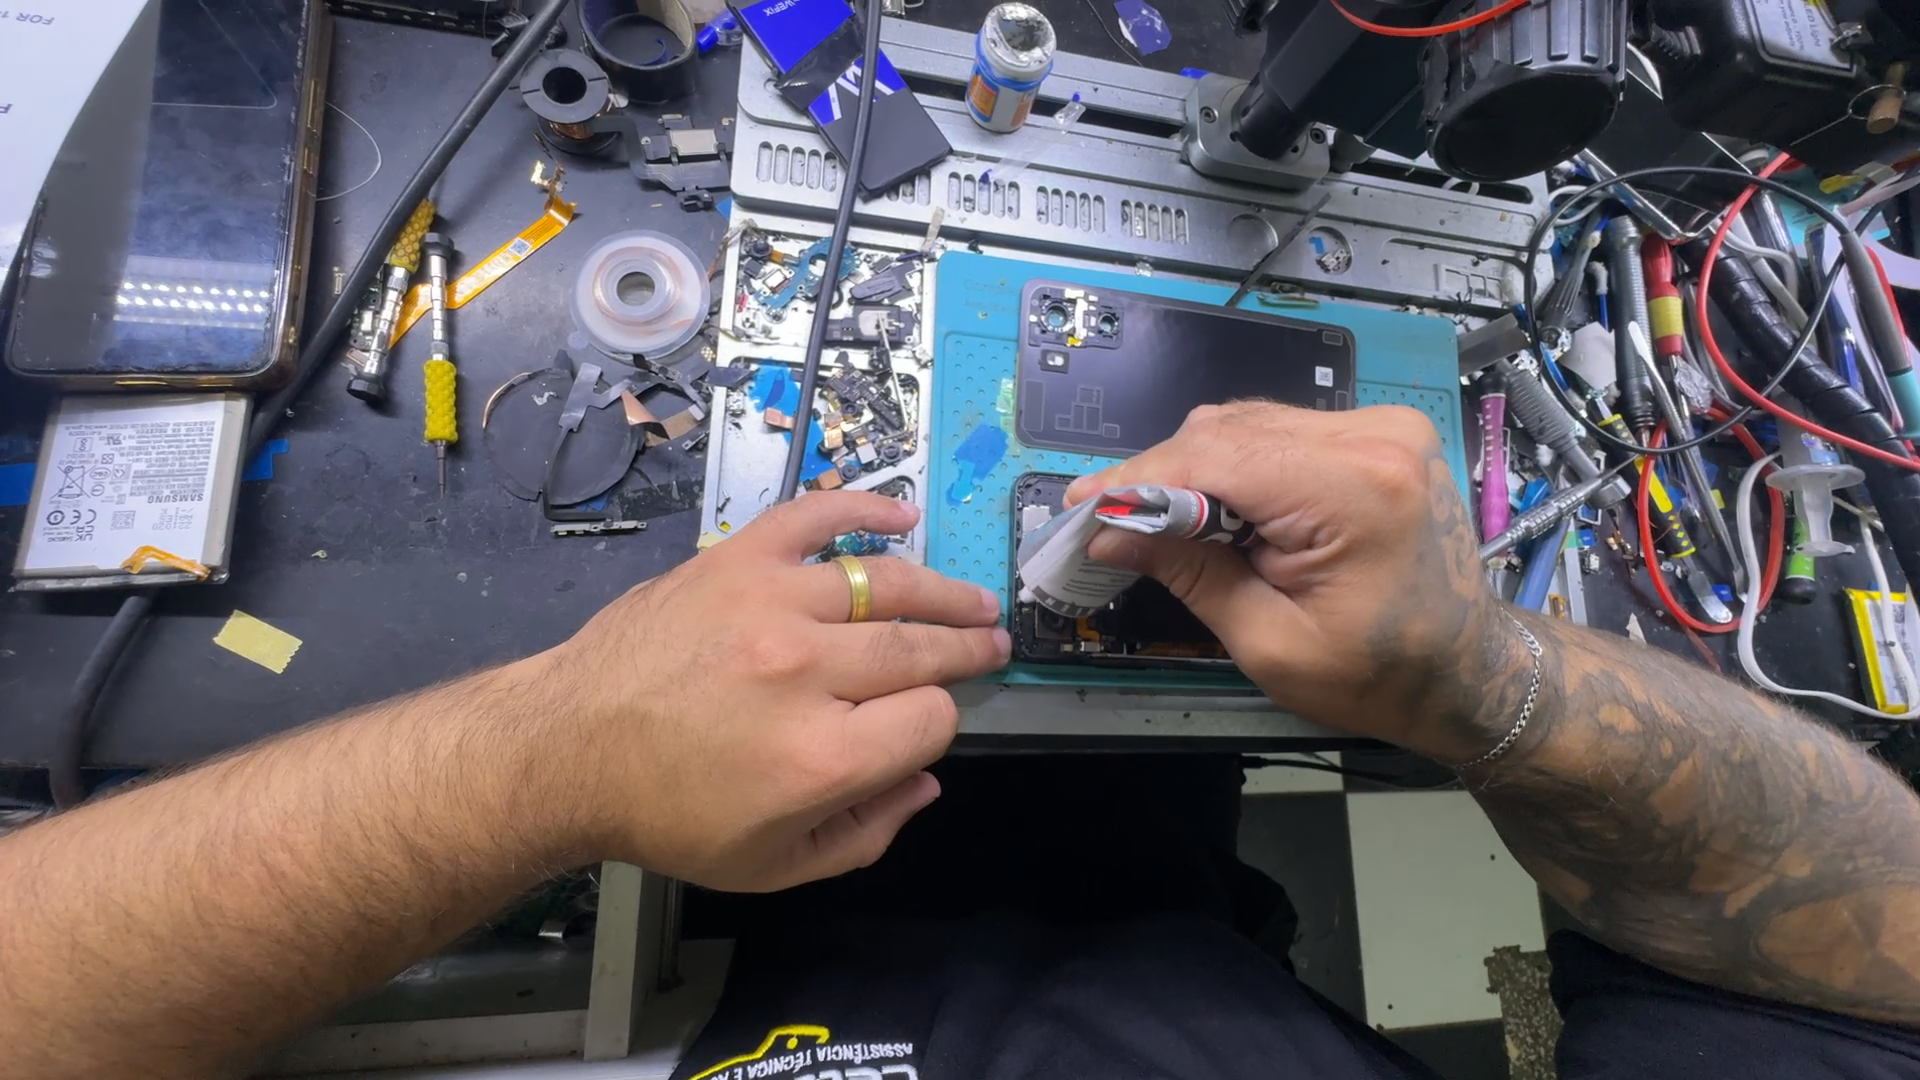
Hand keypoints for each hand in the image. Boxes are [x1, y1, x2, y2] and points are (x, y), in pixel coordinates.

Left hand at [542, 492, 1008, 891]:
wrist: (568, 746)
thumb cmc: (670, 814)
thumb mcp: (773, 867)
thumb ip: (867, 834)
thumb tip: (929, 778)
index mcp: (820, 758)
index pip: (930, 720)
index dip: (941, 721)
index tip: (925, 720)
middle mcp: (805, 673)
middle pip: (920, 648)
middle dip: (968, 647)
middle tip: (993, 643)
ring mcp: (771, 604)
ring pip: (888, 584)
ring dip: (944, 592)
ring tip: (975, 600)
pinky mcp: (738, 560)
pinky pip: (816, 517)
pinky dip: (866, 509)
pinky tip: (905, 516)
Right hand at [1066, 403, 1508, 762]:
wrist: (1468, 669)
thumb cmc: (1373, 675)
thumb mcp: (1267, 642)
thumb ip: (1187, 574)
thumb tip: (1108, 534)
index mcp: (1355, 490)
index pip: (1216, 459)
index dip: (1137, 479)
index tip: (1081, 507)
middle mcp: (1371, 436)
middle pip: (1224, 431)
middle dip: (1156, 476)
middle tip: (1106, 520)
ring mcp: (1377, 425)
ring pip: (1241, 424)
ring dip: (1187, 468)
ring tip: (1151, 516)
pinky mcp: (1371, 431)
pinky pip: (1270, 432)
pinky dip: (1225, 464)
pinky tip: (1206, 502)